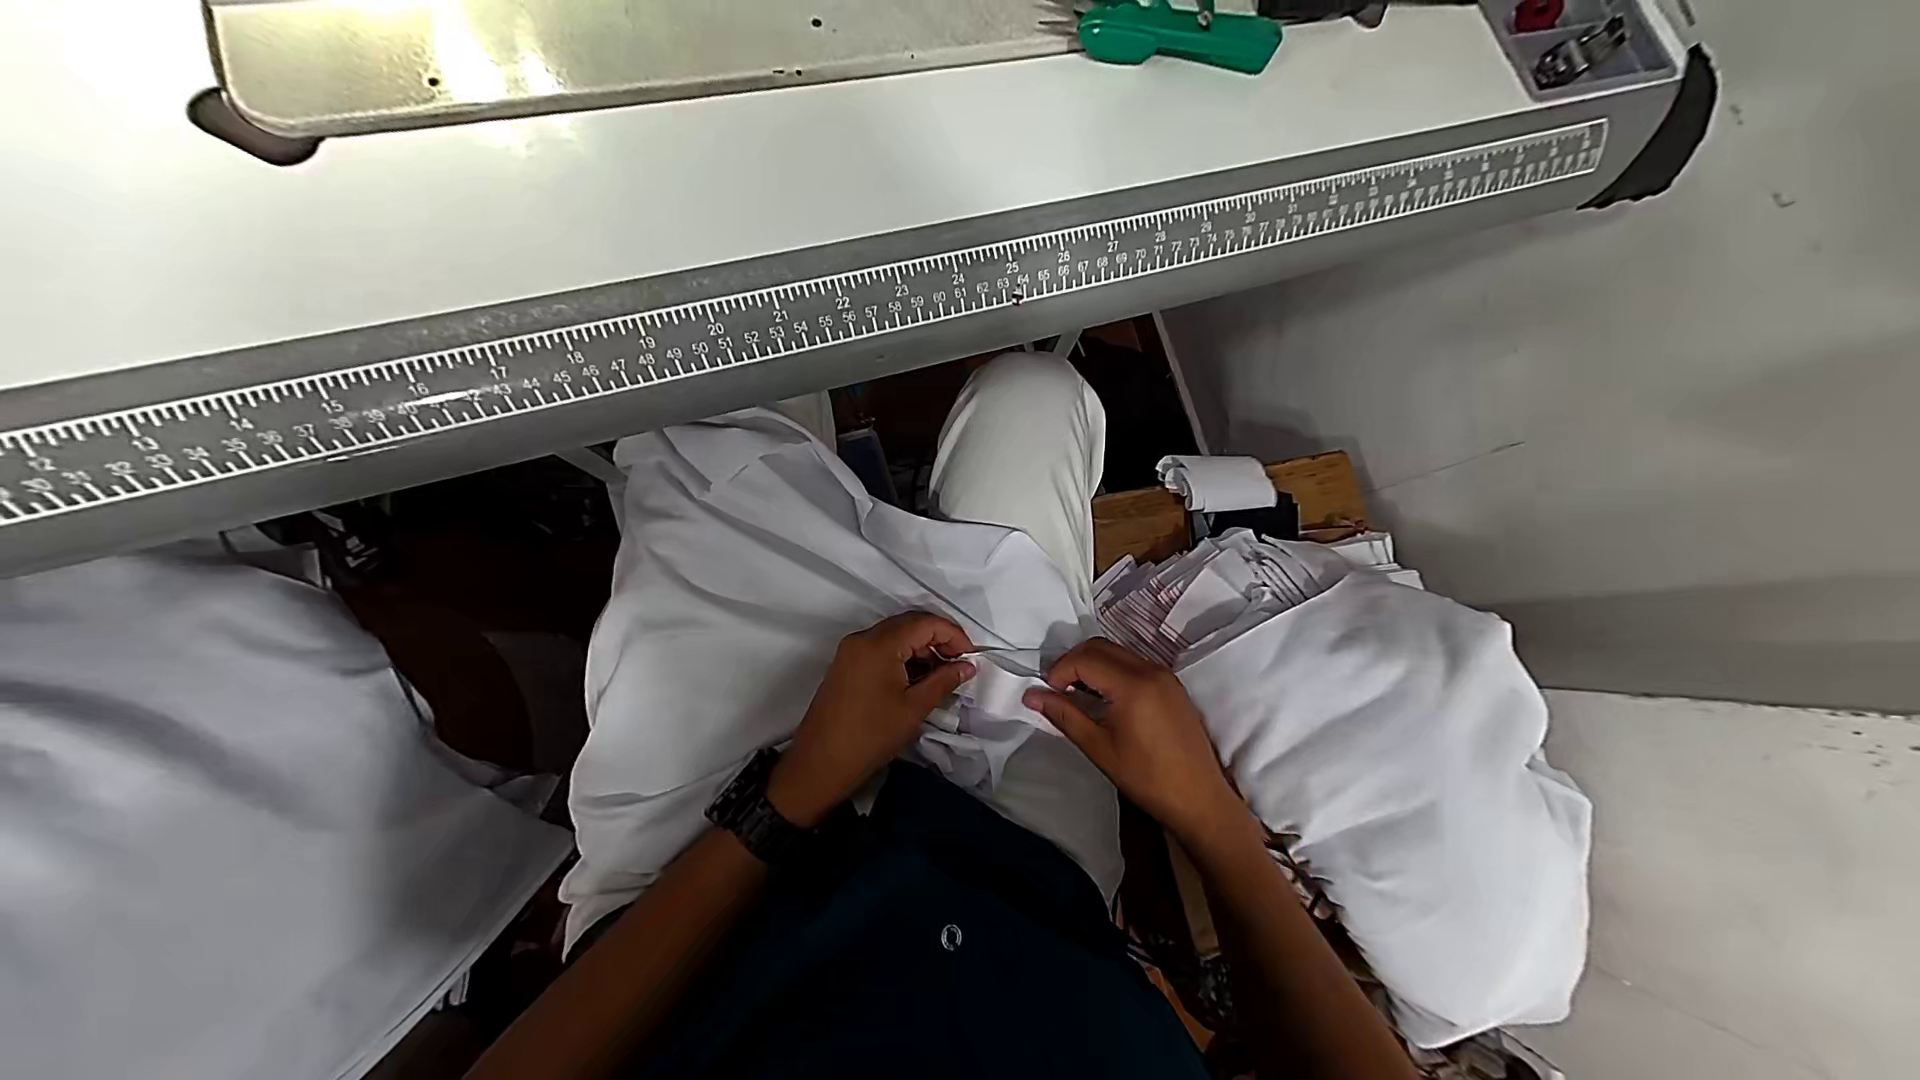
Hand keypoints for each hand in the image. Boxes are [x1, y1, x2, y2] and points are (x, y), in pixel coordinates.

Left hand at [767, 611, 975, 826]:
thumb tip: (967, 666)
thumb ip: (944, 680)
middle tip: (960, 664)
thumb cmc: (870, 736)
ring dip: (921, 648)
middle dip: (939, 639)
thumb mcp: (914, 708)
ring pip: (896, 635)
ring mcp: (851, 650)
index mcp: (879, 644)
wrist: (820, 764)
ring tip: (942, 675)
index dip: (954, 635)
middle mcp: (863, 638)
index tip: (971, 657)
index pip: (925, 622)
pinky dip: (903, 656)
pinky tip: (918, 679)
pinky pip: (881, 648)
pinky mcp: (847, 663)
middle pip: (910, 624)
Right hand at [1024, 638, 1252, 845]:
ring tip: (1077, 695)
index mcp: (1133, 684)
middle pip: (1100, 647)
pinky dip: (1111, 670)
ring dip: (1092, 664)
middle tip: (1057, 691)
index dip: (1059, 671)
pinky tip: (1104, 698)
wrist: (1199, 799)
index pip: (1084, 658)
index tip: (1048, 694)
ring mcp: (1165, 675)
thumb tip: (1031, 695)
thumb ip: (1064, 715)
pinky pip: (1133, 662)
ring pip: (1117, 652)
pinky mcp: (1171, 684)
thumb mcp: (1098, 747)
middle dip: (1072, 663)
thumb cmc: (1147, 778)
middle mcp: (1151, 670)